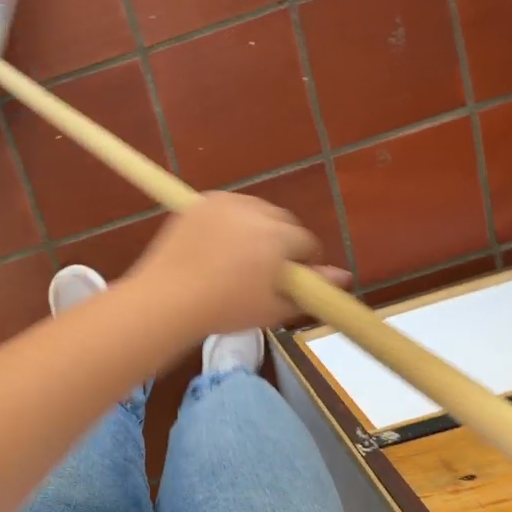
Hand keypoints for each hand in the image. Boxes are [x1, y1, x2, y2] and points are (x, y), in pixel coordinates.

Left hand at [125, 193, 349, 337]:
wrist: (167, 298)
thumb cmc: (224, 309)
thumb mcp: (273, 307)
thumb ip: (312, 289)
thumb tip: (344, 276)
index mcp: (278, 237)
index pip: (306, 242)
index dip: (301, 263)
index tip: (287, 280)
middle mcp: (256, 212)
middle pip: (283, 222)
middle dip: (280, 242)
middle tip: (261, 271)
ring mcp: (226, 203)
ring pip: (256, 212)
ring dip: (256, 229)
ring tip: (237, 259)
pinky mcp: (202, 202)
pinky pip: (229, 207)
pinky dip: (230, 221)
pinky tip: (218, 247)